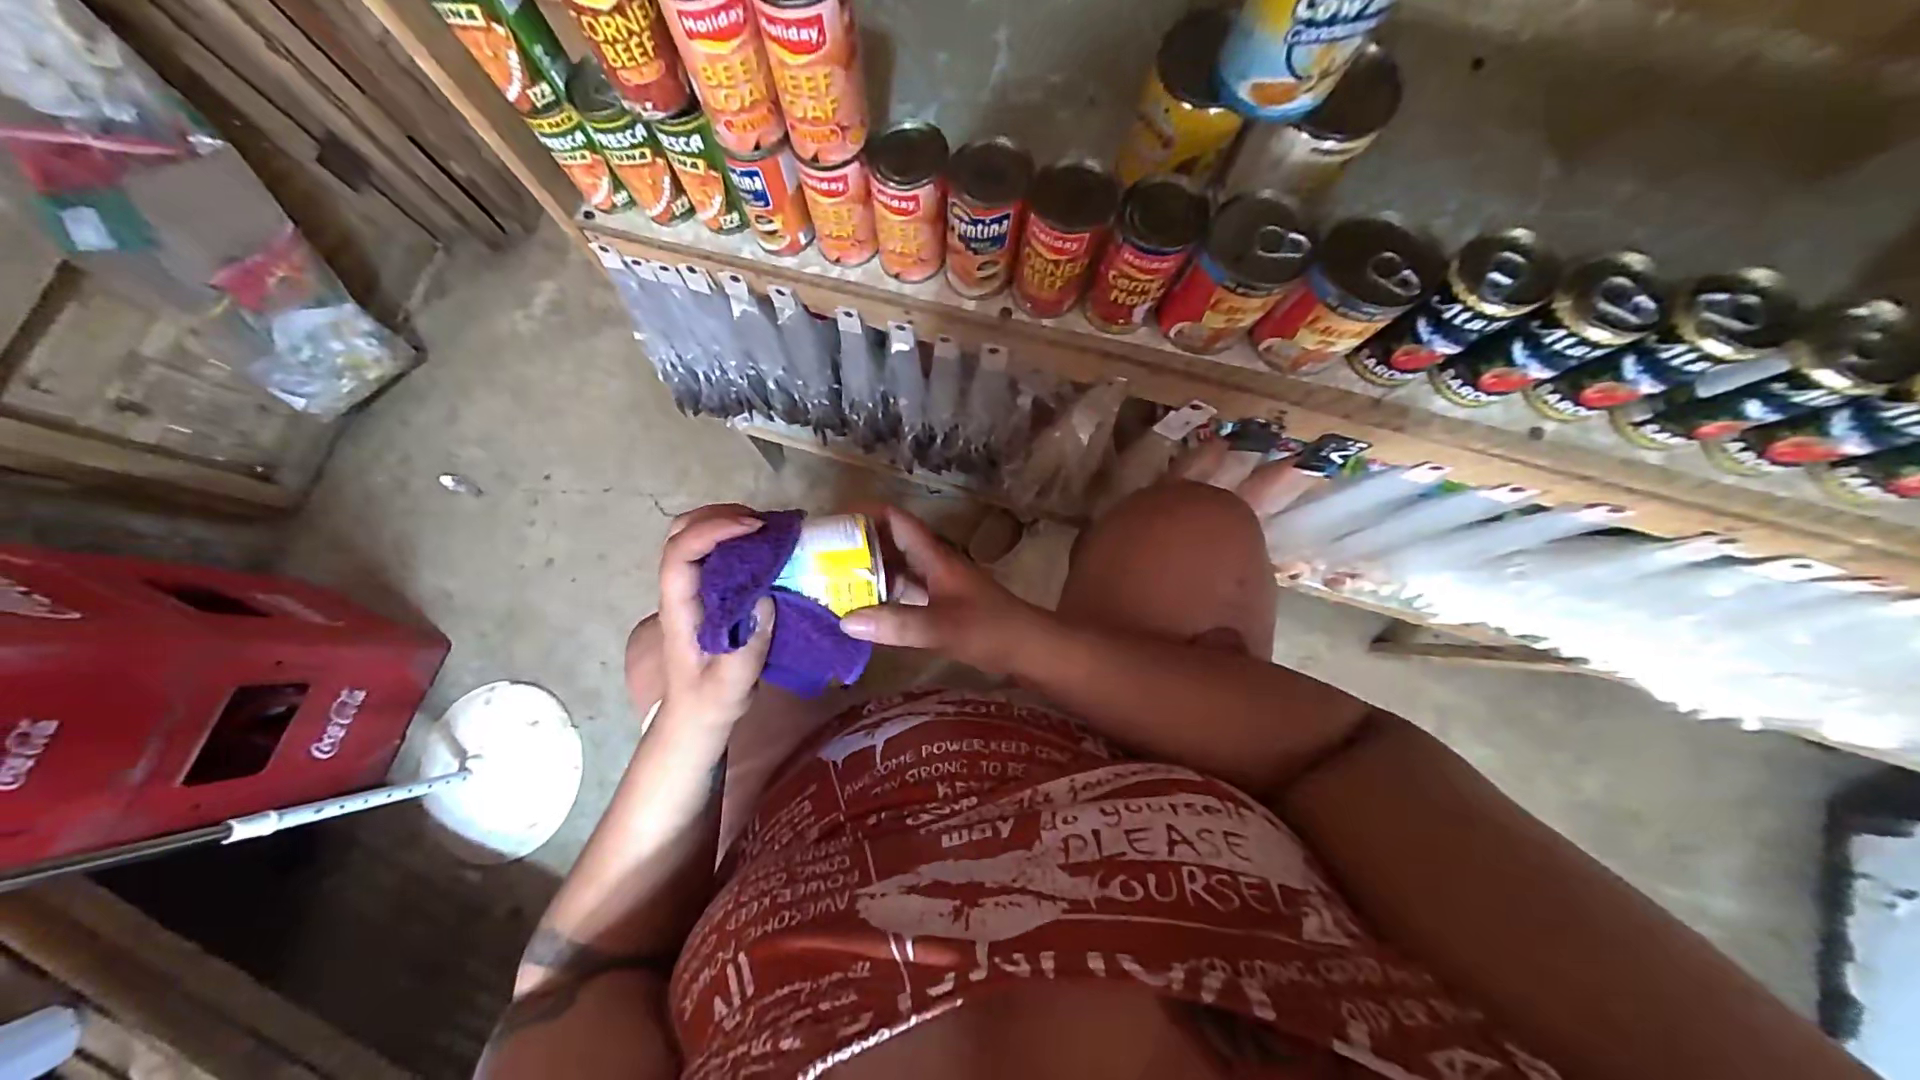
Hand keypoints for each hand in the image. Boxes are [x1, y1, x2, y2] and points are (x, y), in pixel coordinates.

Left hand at [655, 504, 775, 729]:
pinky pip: (714, 551)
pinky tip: (765, 546)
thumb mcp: (731, 685)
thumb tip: (766, 597)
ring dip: (727, 522)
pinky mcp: (708, 591)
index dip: (713, 532)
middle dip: (719, 516)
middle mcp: (680, 591)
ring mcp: (692, 589)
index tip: (754, 529)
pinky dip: (736, 536)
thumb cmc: (710, 701)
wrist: (696, 715)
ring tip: (768, 530)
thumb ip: (747, 648)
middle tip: (763, 523)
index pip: (681, 555)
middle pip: (681, 532)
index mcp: (678, 610)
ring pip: (694, 536)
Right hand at [838, 505, 1045, 672]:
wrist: (1032, 650)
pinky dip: (881, 598)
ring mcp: (937, 586)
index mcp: (935, 557)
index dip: (865, 513)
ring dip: (867, 572)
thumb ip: (897, 623)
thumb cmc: (992, 631)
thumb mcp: (942, 627)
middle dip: (857, 545)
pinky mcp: (940, 607)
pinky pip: (903, 594)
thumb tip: (845, 619)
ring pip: (896, 569)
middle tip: (820, 557)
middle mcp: (933, 565)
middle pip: (890, 543)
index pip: (896, 520)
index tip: (830, 522)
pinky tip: (861, 613)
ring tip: (830, 582)